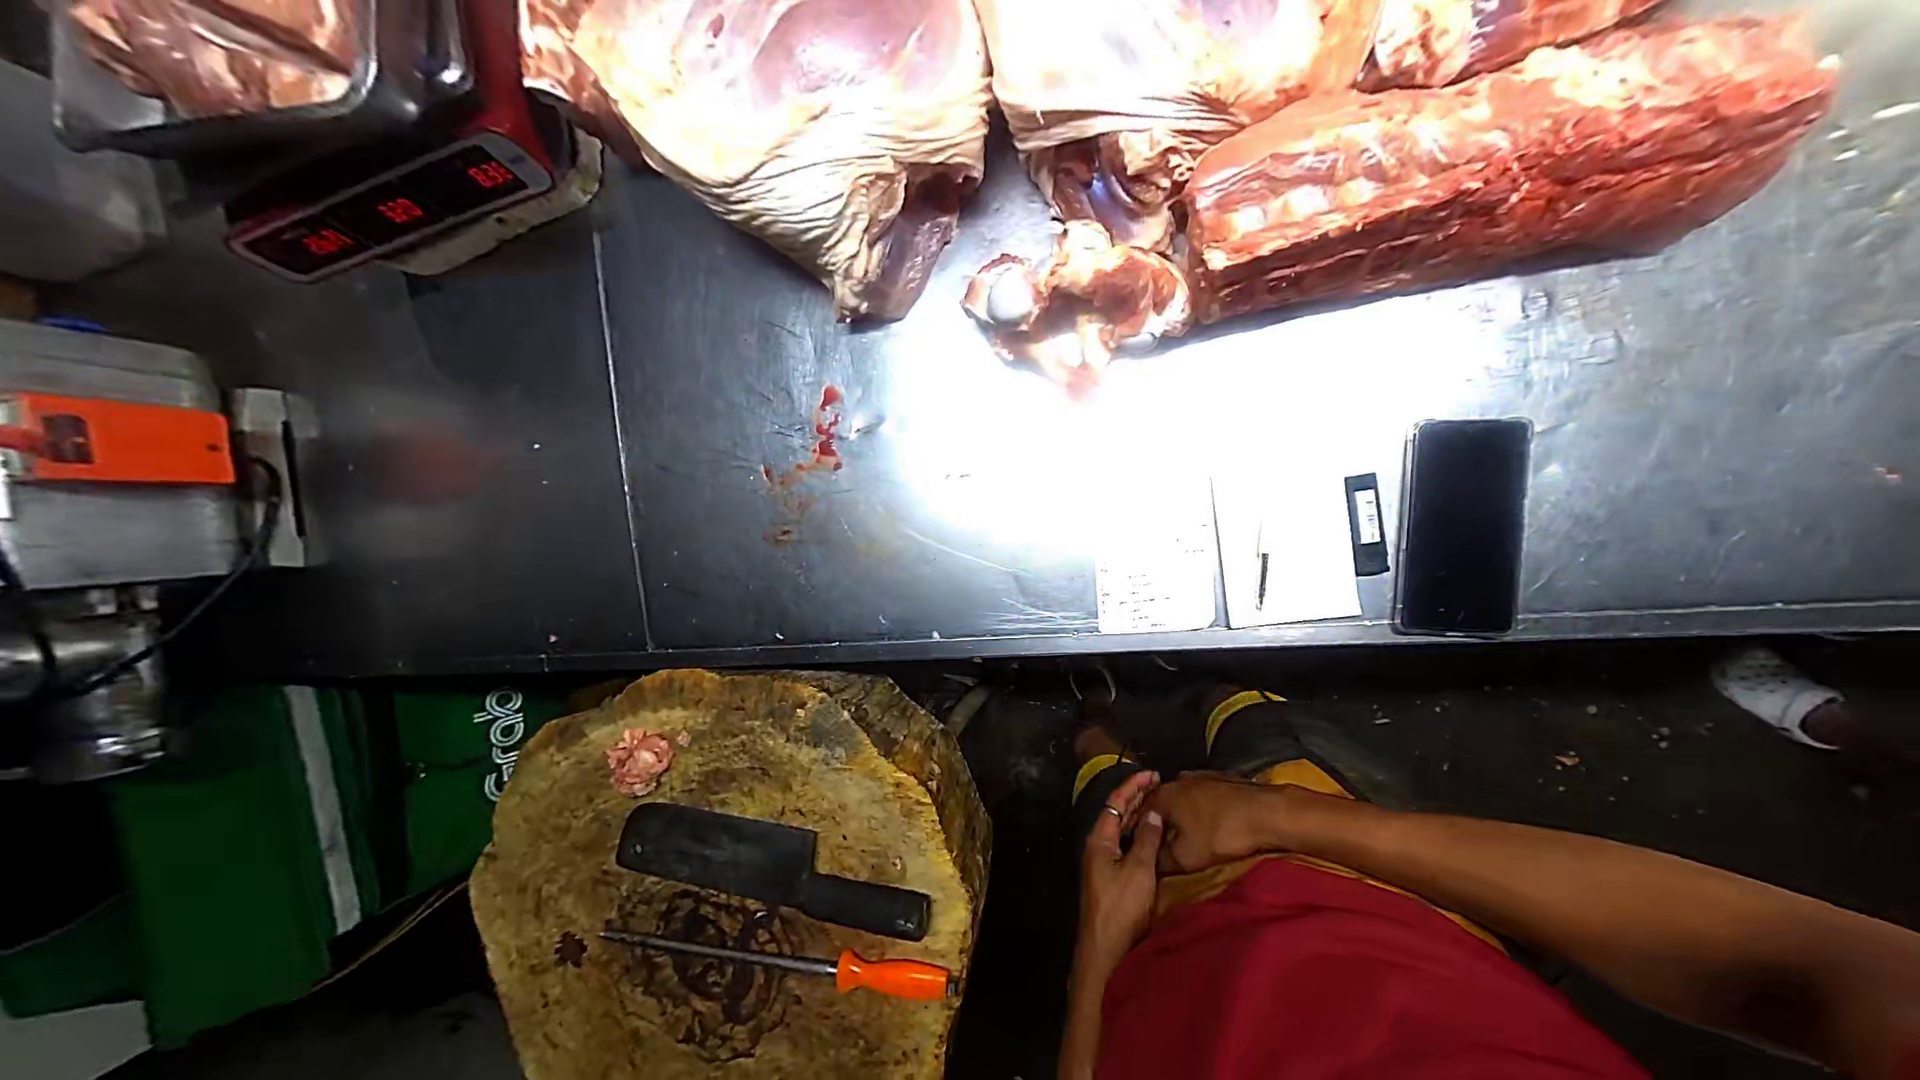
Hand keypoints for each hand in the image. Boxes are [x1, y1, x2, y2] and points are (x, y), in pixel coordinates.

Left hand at [1075, 770, 1164, 975]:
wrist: (1103, 949)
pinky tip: (1149, 833)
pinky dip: (1137, 833)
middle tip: (1157, 783)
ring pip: (1120, 828)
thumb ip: (1147, 840)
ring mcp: (1101, 860)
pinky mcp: (1108, 875)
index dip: (1133, 785)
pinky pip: (1123, 843)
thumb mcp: (1139, 871)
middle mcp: (1097, 844)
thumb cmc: (1121, 908)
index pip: (1116, 802)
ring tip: (1156, 801)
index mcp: (1099, 838)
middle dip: (1135, 796)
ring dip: (1136, 814)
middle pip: (1116, 812)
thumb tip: (1153, 812)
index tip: (1152, 773)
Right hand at [1144, 772, 1286, 873]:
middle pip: (1160, 805)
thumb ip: (1160, 860)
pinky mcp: (1220, 779)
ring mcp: (1199, 776)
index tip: (1143, 850)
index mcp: (1162, 796)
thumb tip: (1147, 861)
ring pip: (1182, 800)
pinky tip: (1210, 824)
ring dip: (1182, 817)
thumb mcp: (1186, 858)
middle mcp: (1176, 780)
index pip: (1139, 815)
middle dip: (1161, 825)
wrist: (1267, 813)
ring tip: (1189, 837)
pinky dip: (1200, 810)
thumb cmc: (1221, 834)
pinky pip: (1200, 796)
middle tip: (1166, 847)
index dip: (1139, 834)